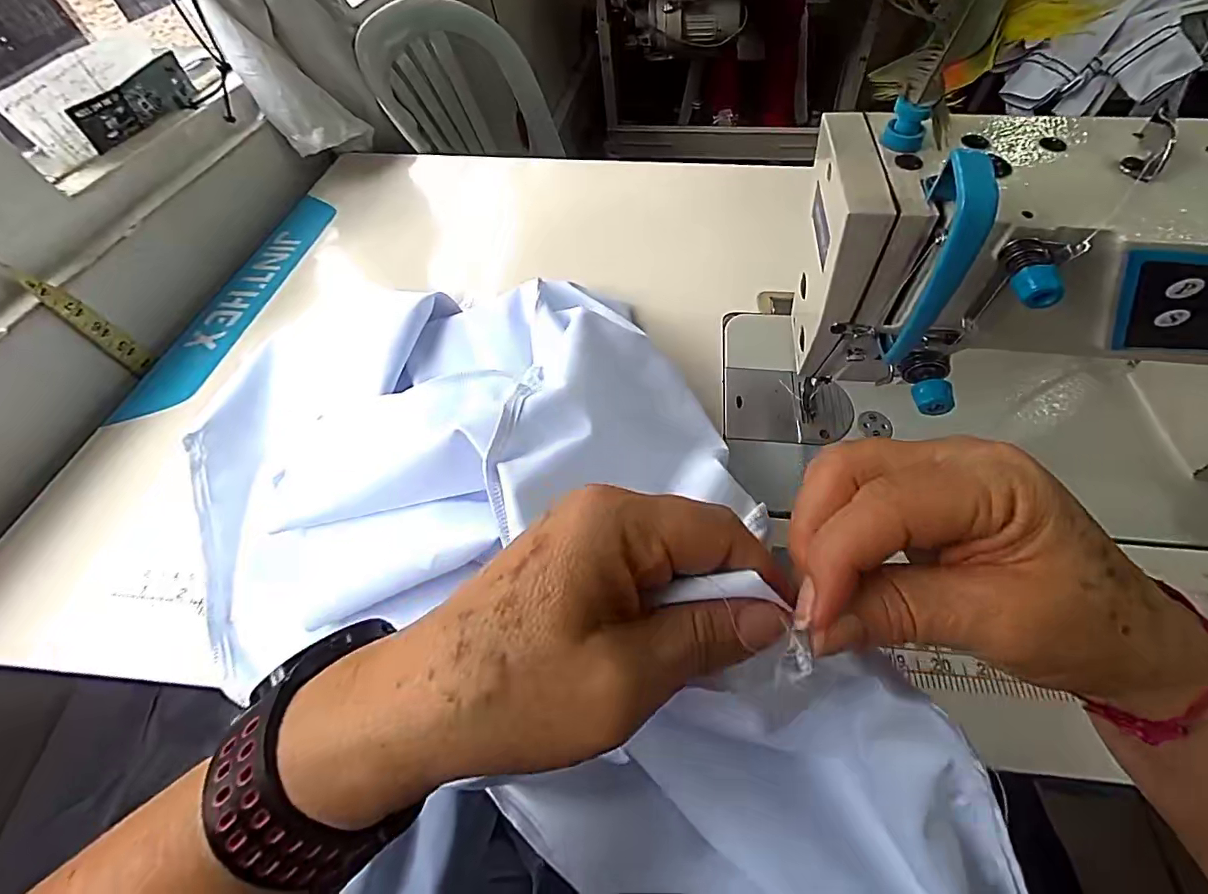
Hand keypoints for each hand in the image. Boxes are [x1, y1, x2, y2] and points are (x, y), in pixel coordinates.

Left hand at [277, 487, 789, 827]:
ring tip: (686, 661)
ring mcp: (572, 529)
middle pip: (689, 538)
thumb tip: (770, 615)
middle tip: (733, 659)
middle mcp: (594, 507)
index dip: (760, 580)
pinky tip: (646, 647)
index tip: (783, 636)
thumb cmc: (522, 689)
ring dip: (685, 603)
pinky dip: (651, 603)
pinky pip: (627, 567)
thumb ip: (707, 636)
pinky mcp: (559, 556)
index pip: (718, 530)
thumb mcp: (629, 675)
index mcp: (614, 518)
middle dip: (721, 594)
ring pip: (660, 556)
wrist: (424, 701)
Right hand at [788, 437, 1207, 718]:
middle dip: (815, 532)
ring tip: (822, 587)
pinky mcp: (917, 485)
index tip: (812, 618)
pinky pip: (853, 493)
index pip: (884, 503)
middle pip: (847, 468)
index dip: (836, 556)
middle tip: (811, 597)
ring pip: (838, 474)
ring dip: (817, 530)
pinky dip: (832, 532)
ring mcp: (932, 465)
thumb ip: (894, 614)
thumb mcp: (991, 626)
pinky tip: (838, 571)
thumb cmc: (1085, 631)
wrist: (1132, 638)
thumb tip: (814, 628)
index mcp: (991, 480)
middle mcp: (953, 455)